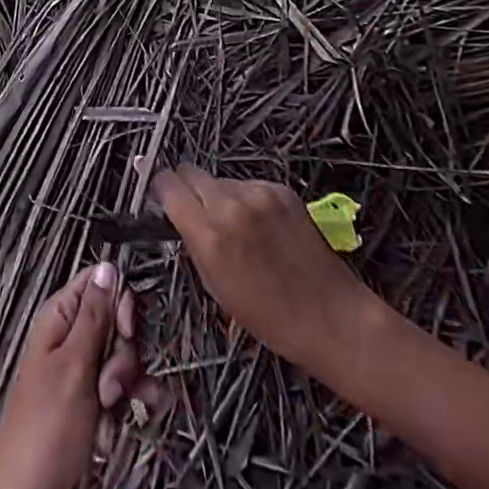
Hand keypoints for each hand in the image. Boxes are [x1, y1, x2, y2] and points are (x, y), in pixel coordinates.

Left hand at [0, 262, 157, 488]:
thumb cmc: (45, 429)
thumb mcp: (73, 366)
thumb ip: (94, 315)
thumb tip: (107, 266)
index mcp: (59, 318)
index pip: (99, 284)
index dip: (120, 302)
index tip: (126, 329)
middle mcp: (72, 338)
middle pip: (117, 322)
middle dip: (123, 354)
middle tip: (108, 382)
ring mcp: (84, 370)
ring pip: (125, 357)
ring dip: (127, 384)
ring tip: (109, 410)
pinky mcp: (95, 399)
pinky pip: (126, 387)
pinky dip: (132, 403)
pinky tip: (130, 418)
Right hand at [150, 164, 378, 365]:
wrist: (330, 316)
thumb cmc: (268, 313)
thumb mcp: (213, 282)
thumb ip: (191, 240)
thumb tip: (174, 212)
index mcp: (208, 232)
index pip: (167, 184)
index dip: (159, 188)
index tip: (157, 192)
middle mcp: (231, 205)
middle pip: (189, 172)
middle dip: (185, 187)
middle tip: (193, 210)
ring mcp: (259, 194)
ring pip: (219, 179)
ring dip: (217, 195)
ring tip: (234, 227)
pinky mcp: (282, 191)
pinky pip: (248, 184)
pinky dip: (245, 199)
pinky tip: (258, 226)